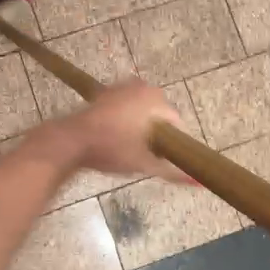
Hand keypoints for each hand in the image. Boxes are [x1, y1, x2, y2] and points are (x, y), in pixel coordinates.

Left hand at [57, 80, 189, 181]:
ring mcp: (123, 86)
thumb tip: (198, 183)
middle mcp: (142, 86)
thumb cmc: (111, 150)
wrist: (71, 140)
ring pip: (143, 108)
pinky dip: (128, 117)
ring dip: (142, 125)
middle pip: (160, 113)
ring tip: (131, 146)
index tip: (163, 158)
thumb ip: (173, 172)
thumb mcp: (144, 163)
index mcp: (155, 100)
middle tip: (146, 153)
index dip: (173, 142)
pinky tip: (118, 134)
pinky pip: (128, 105)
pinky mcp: (107, 91)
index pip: (176, 122)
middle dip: (157, 132)